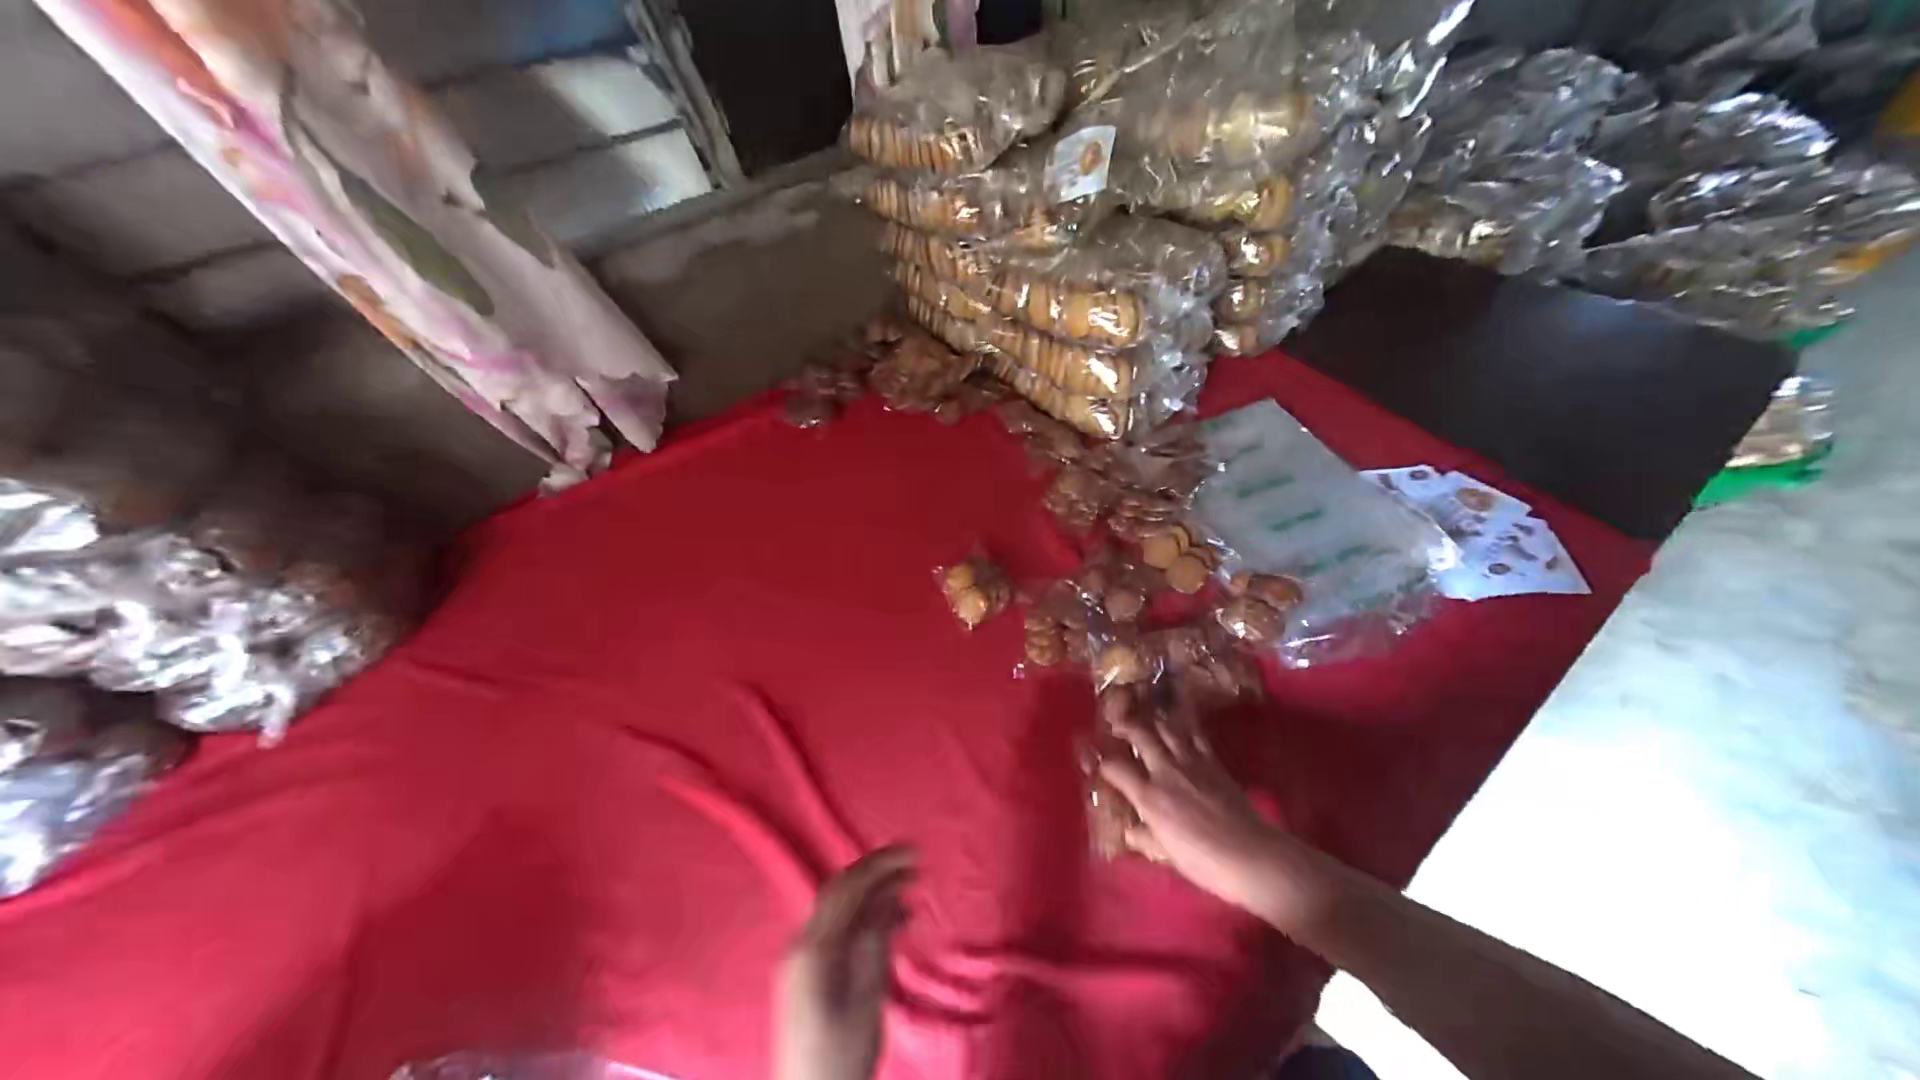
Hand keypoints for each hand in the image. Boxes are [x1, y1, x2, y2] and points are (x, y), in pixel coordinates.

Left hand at [775, 846, 915, 1079]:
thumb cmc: (842, 1058)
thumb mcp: (868, 998)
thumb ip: (874, 942)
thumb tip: (888, 896)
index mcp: (814, 948)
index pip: (849, 887)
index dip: (882, 863)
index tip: (915, 853)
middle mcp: (802, 944)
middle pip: (840, 891)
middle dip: (877, 872)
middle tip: (914, 865)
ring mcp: (800, 958)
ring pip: (839, 908)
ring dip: (872, 894)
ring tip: (910, 891)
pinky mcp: (806, 973)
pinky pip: (836, 929)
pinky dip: (863, 917)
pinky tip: (890, 923)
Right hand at [1098, 716, 1302, 922]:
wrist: (1252, 855)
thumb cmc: (1205, 862)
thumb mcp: (1167, 854)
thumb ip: (1145, 837)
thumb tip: (1131, 830)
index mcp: (1149, 796)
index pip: (1115, 767)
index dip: (1100, 760)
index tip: (1093, 758)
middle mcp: (1166, 771)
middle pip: (1140, 734)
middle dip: (1124, 724)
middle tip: (1116, 722)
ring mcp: (1191, 762)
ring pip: (1166, 727)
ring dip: (1152, 719)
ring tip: (1144, 717)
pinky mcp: (1214, 762)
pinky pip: (1194, 734)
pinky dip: (1183, 725)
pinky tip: (1178, 723)